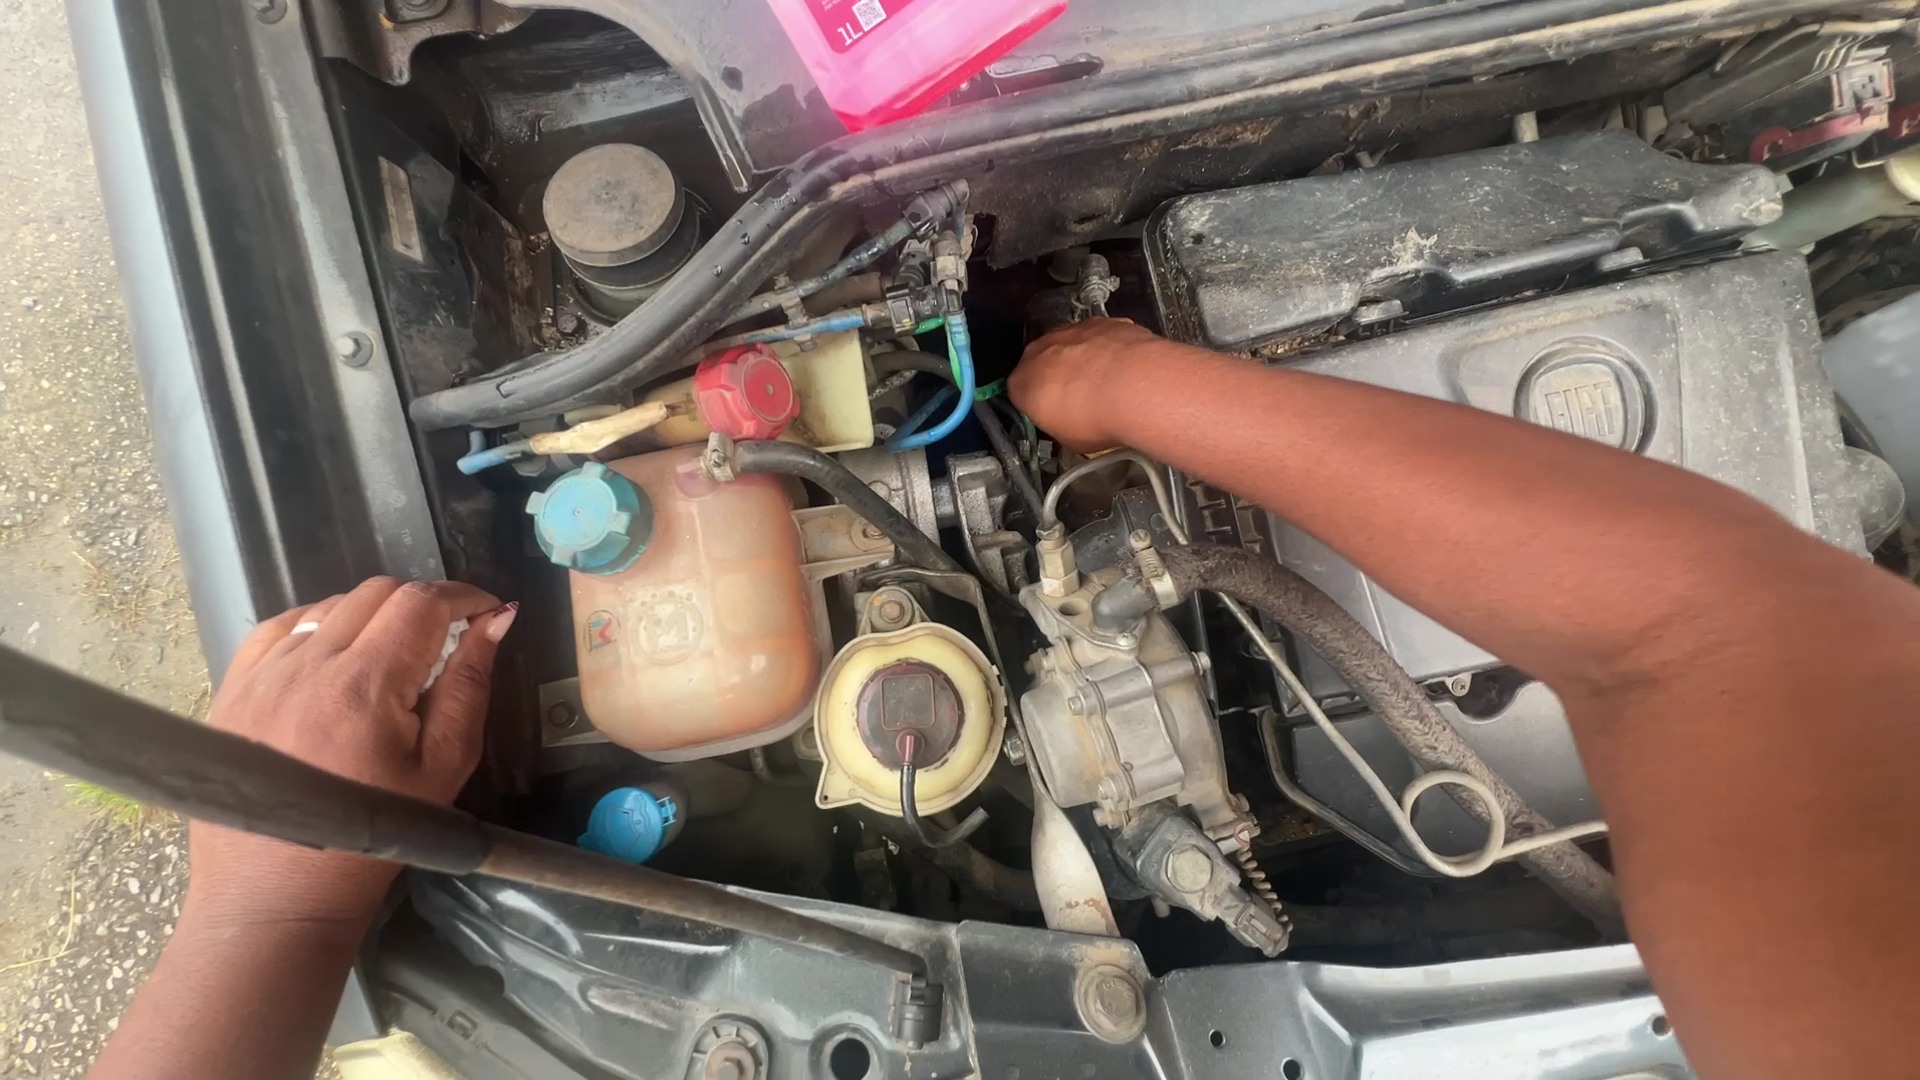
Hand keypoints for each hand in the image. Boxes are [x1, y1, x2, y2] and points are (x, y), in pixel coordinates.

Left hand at [185, 577, 515, 929]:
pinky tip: (343, 650)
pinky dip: (324, 622)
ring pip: (332, 603)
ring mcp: (261, 676)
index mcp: (366, 684)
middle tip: (453, 632)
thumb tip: (499, 620)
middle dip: (427, 601)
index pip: (421, 602)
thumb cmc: (385, 825)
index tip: (489, 612)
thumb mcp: (450, 756)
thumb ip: (471, 679)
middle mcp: (307, 667)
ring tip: (400, 648)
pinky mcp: (233, 690)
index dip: (465, 596)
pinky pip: (282, 626)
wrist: (279, 889)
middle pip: (378, 591)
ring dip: (379, 611)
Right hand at [1009, 318, 1166, 450]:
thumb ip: (1059, 424)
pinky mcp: (1101, 322)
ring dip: (1082, 362)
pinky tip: (1122, 370)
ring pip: (1069, 347)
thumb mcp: (1068, 439)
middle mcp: (1040, 351)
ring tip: (1105, 387)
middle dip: (1056, 379)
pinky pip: (1098, 337)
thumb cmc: (1096, 418)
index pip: (1020, 394)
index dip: (1037, 406)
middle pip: (1041, 364)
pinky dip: (1107, 350)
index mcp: (1022, 383)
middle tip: (1078, 402)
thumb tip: (1069, 425)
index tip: (1053, 416)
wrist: (1135, 388)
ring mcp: (1071, 331)